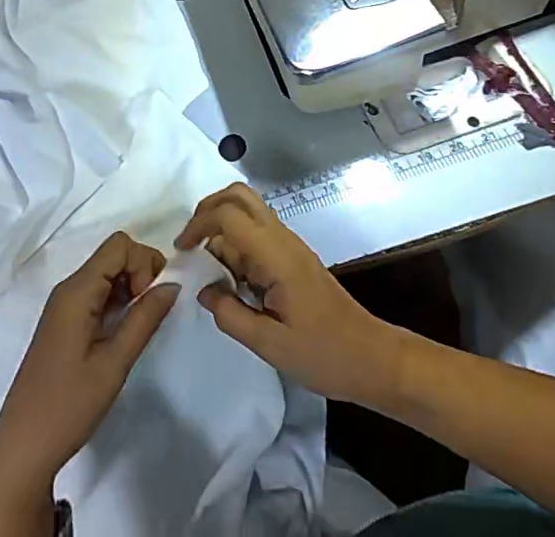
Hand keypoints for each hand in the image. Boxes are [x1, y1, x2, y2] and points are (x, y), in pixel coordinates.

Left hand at [0, 232, 180, 487]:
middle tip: (149, 313)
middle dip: (141, 272)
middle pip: (114, 255)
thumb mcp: (115, 363)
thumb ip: (145, 318)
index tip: (149, 300)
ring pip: (107, 274)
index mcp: (76, 291)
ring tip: (139, 326)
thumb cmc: (69, 405)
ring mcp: (64, 306)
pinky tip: (124, 332)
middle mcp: (68, 289)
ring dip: (131, 289)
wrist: (23, 448)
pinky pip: (98, 295)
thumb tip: (172, 285)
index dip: (143, 262)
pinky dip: (118, 303)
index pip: (119, 245)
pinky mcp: (65, 323)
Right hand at [175, 183, 397, 402]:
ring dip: (221, 231)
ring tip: (208, 271)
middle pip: (239, 196)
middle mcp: (283, 240)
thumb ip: (229, 314)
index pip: (229, 214)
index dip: (199, 224)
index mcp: (276, 255)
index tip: (182, 252)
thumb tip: (204, 290)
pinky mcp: (292, 258)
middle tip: (190, 245)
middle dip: (207, 211)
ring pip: (247, 213)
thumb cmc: (323, 354)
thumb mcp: (268, 344)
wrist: (371, 358)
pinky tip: (230, 281)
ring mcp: (289, 246)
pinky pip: (257, 236)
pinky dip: (235, 246)